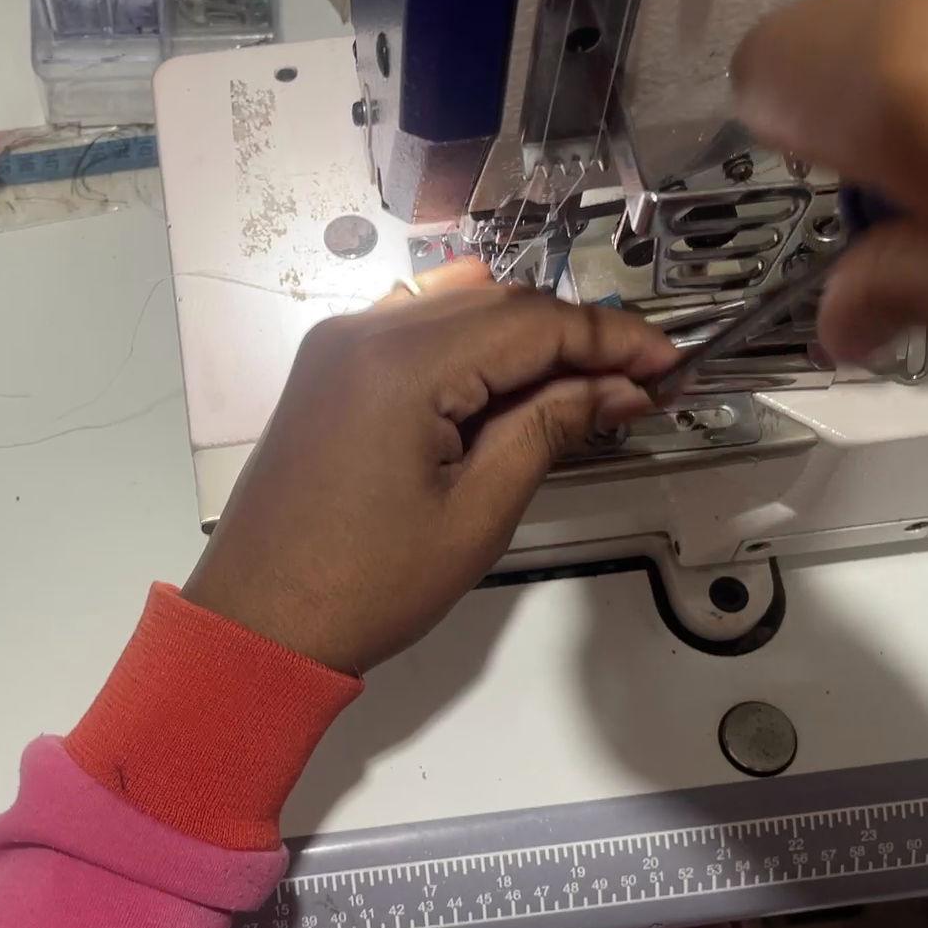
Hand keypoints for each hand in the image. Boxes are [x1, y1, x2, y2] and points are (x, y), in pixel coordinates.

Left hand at [181, 261, 679, 674]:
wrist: (259, 622)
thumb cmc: (365, 587)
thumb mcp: (475, 515)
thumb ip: (548, 430)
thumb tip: (618, 389)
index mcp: (400, 364)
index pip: (533, 322)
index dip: (613, 338)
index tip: (668, 365)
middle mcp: (361, 332)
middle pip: (495, 305)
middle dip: (570, 338)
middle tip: (629, 386)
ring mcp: (334, 347)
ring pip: (453, 310)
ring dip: (520, 340)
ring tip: (572, 389)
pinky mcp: (324, 371)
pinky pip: (410, 333)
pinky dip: (464, 348)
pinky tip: (498, 384)